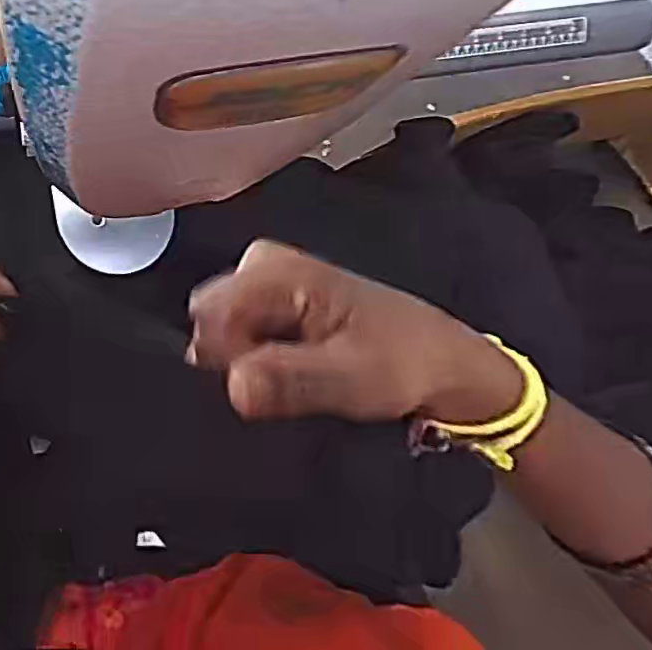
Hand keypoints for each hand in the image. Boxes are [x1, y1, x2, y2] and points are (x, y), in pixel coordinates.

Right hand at [187, 240, 521, 425]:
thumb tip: (233, 387)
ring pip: (219, 326)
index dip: (224, 357)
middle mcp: (260, 263)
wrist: (442, 362)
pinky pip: (235, 329)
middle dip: (230, 358)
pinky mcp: (267, 298)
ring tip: (287, 381)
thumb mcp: (355, 378)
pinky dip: (250, 356)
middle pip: (209, 317)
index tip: (258, 387)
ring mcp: (262, 279)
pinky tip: (282, 372)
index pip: (210, 312)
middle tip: (277, 386)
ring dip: (241, 360)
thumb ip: (292, 379)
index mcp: (278, 269)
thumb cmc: (405, 362)